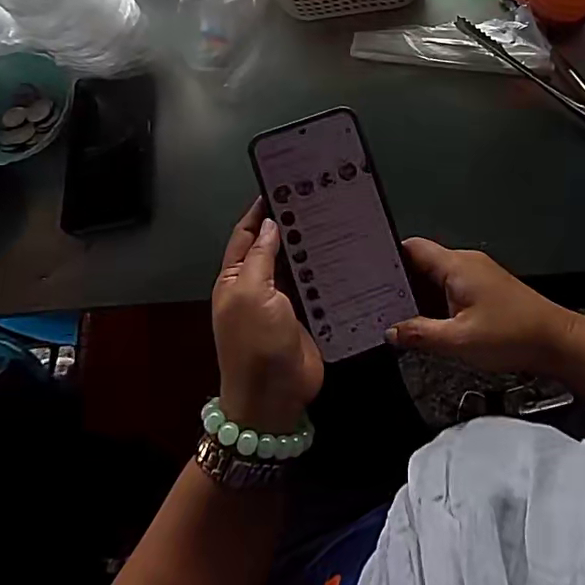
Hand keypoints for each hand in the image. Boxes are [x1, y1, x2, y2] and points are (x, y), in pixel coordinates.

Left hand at [213, 200, 322, 432]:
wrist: (275, 398)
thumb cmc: (254, 345)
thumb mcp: (251, 294)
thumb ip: (261, 257)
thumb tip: (271, 224)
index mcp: (236, 278)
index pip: (247, 234)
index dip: (262, 211)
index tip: (283, 186)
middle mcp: (259, 285)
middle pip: (276, 246)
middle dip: (294, 224)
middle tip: (320, 198)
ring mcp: (285, 301)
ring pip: (301, 263)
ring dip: (315, 245)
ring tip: (338, 219)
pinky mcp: (309, 313)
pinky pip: (320, 284)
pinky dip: (330, 270)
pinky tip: (348, 254)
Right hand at [386, 238, 582, 374]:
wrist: (555, 340)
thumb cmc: (512, 334)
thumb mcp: (459, 340)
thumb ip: (420, 334)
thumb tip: (392, 332)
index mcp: (456, 265)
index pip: (413, 248)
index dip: (388, 255)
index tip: (366, 269)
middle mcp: (466, 263)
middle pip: (422, 263)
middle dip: (398, 281)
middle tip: (371, 300)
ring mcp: (477, 275)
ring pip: (436, 278)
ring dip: (418, 296)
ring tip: (391, 314)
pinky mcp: (485, 290)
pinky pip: (451, 289)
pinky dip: (435, 303)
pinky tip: (424, 323)